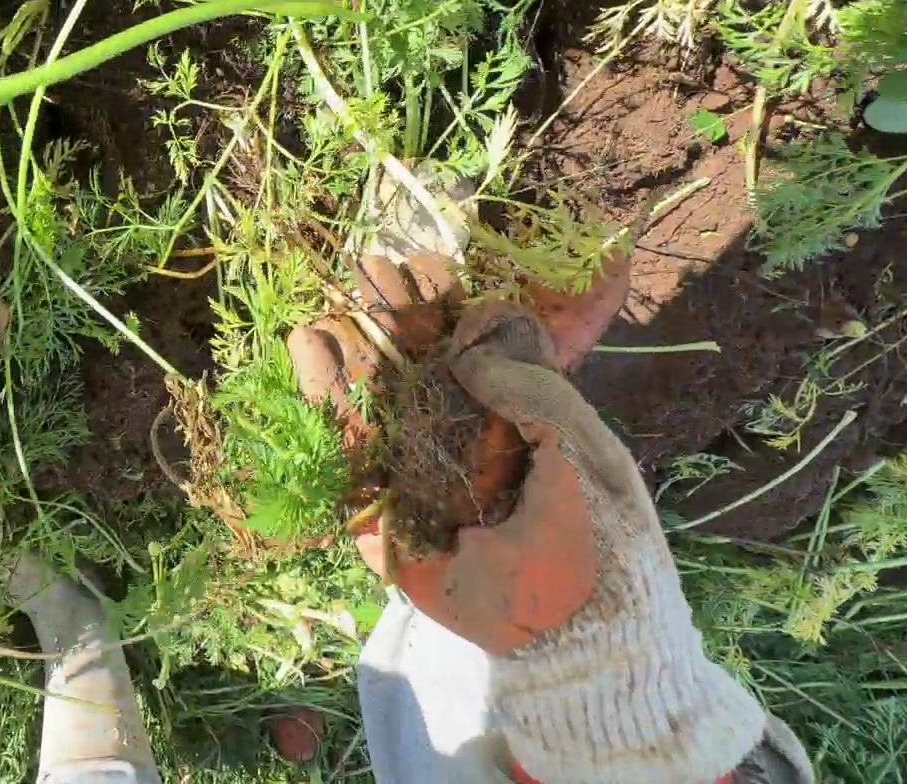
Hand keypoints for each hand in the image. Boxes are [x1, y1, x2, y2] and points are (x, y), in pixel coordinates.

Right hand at [286, 253, 628, 653]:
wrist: (563, 639)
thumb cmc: (596, 545)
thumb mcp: (588, 456)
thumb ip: (540, 392)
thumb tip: (471, 350)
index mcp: (505, 404)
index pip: (468, 337)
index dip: (449, 301)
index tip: (436, 275)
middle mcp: (450, 417)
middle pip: (411, 347)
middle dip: (393, 303)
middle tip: (374, 269)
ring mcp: (406, 446)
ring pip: (369, 375)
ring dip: (353, 330)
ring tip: (341, 293)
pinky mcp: (368, 482)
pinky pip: (337, 427)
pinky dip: (318, 380)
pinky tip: (310, 336)